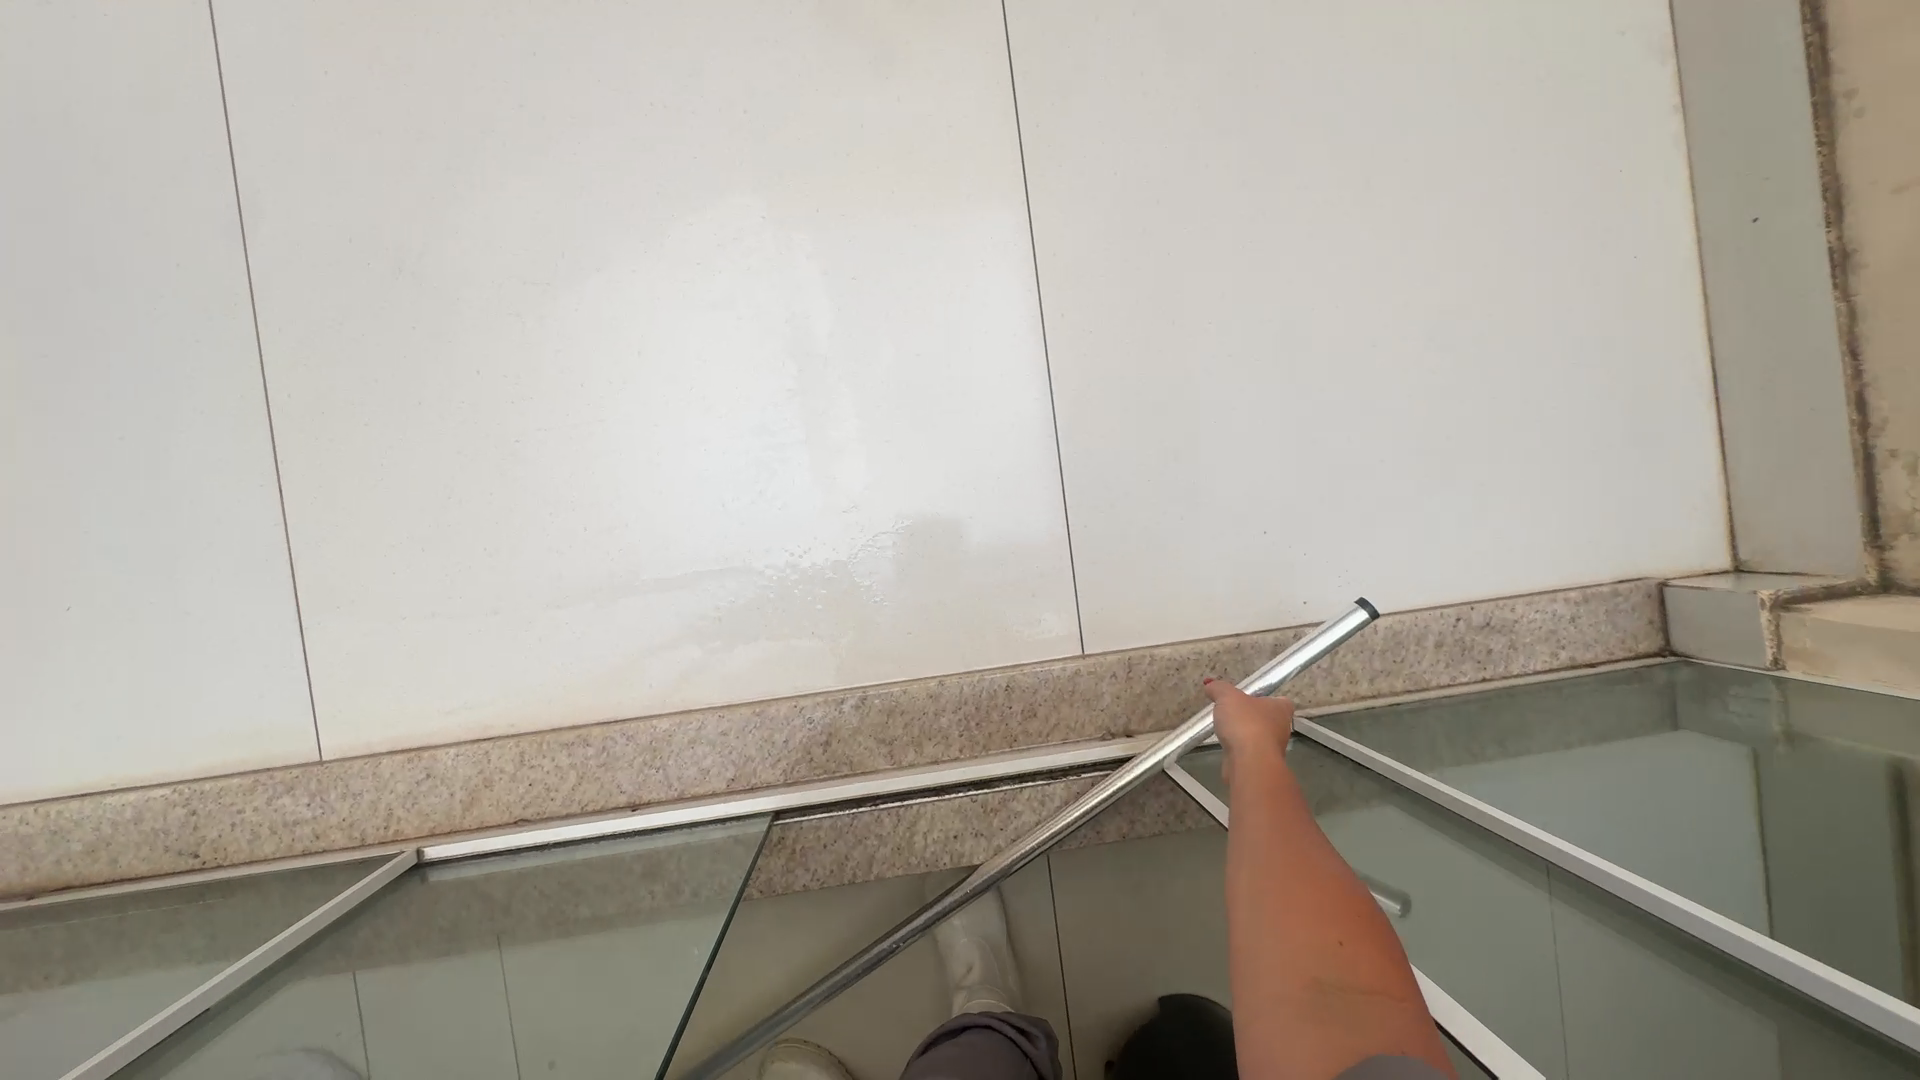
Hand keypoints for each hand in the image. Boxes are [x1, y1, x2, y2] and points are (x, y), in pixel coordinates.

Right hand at [1202, 677, 1293, 768]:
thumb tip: (1210, 684)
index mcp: (1280, 709)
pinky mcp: (1260, 763)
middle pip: (1267, 719)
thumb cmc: (1246, 723)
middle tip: (1232, 711)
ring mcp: (1272, 748)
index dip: (1266, 698)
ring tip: (1225, 728)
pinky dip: (1238, 748)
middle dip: (1251, 716)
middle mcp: (1281, 728)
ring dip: (1244, 733)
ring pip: (1258, 736)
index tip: (1250, 697)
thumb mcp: (1228, 697)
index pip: (1281, 701)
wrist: (1249, 762)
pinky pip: (1248, 751)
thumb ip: (1219, 688)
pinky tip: (1226, 745)